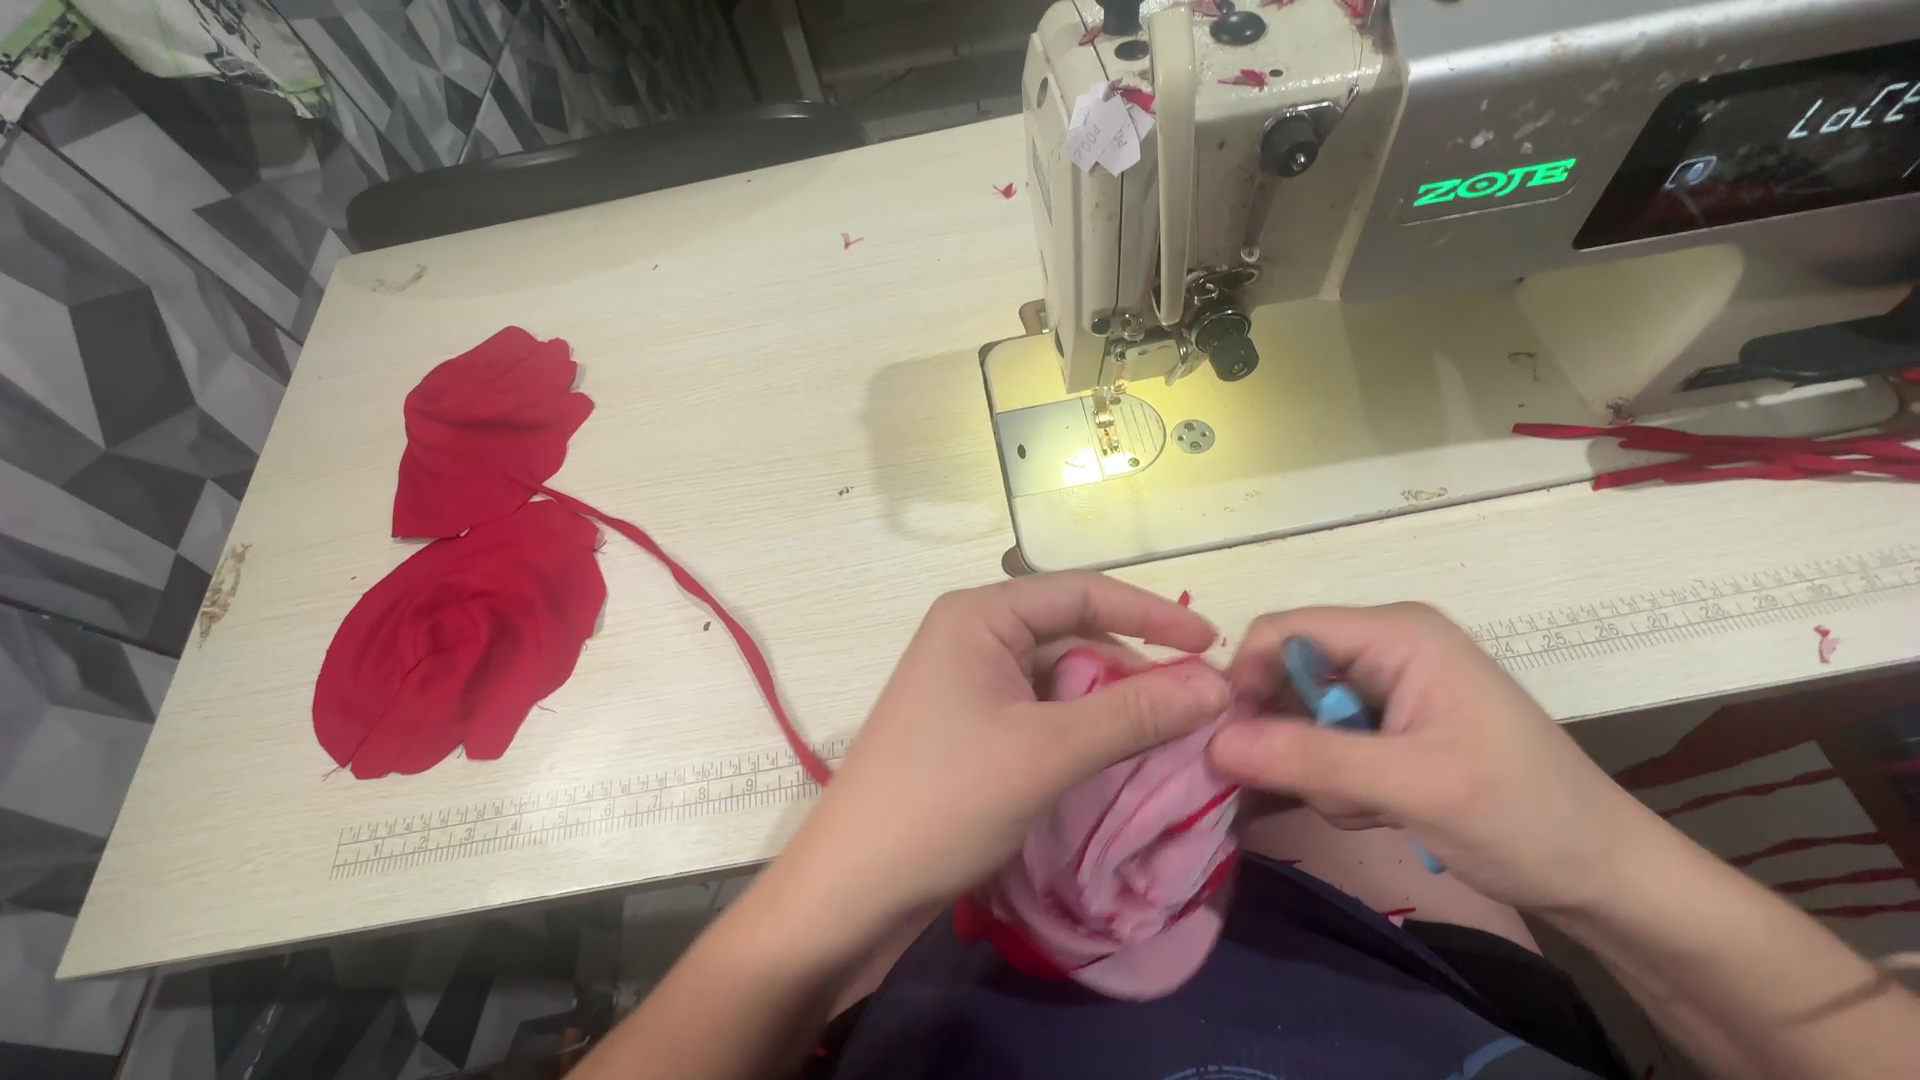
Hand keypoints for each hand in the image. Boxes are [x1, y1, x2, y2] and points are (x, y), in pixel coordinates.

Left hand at [776, 572, 1230, 931]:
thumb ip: (1135, 713)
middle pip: (1074, 634)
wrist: (855, 885)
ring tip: (1167, 736)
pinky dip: (1082, 728)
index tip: (1213, 645)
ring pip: (1061, 676)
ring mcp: (968, 681)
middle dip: (1134, 668)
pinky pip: (1041, 710)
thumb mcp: (1048, 751)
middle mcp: (973, 635)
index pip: (1083, 592)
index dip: (1153, 614)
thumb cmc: (944, 801)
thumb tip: (1218, 685)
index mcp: (980, 615)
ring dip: (1112, 703)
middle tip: (1197, 708)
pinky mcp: (970, 724)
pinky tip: (1116, 754)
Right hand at [1206, 603, 1666, 912]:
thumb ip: (1310, 758)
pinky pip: (1323, 743)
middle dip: (1288, 737)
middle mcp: (1384, 648)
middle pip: (1285, 675)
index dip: (1247, 681)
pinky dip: (1332, 782)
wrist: (1603, 876)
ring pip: (1298, 716)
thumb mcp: (1414, 786)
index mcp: (1397, 633)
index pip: (1281, 631)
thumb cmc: (1523, 816)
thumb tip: (1213, 743)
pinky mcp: (1387, 725)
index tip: (1232, 745)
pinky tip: (1375, 810)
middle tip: (1320, 790)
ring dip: (1315, 769)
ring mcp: (1386, 688)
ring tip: (1367, 807)